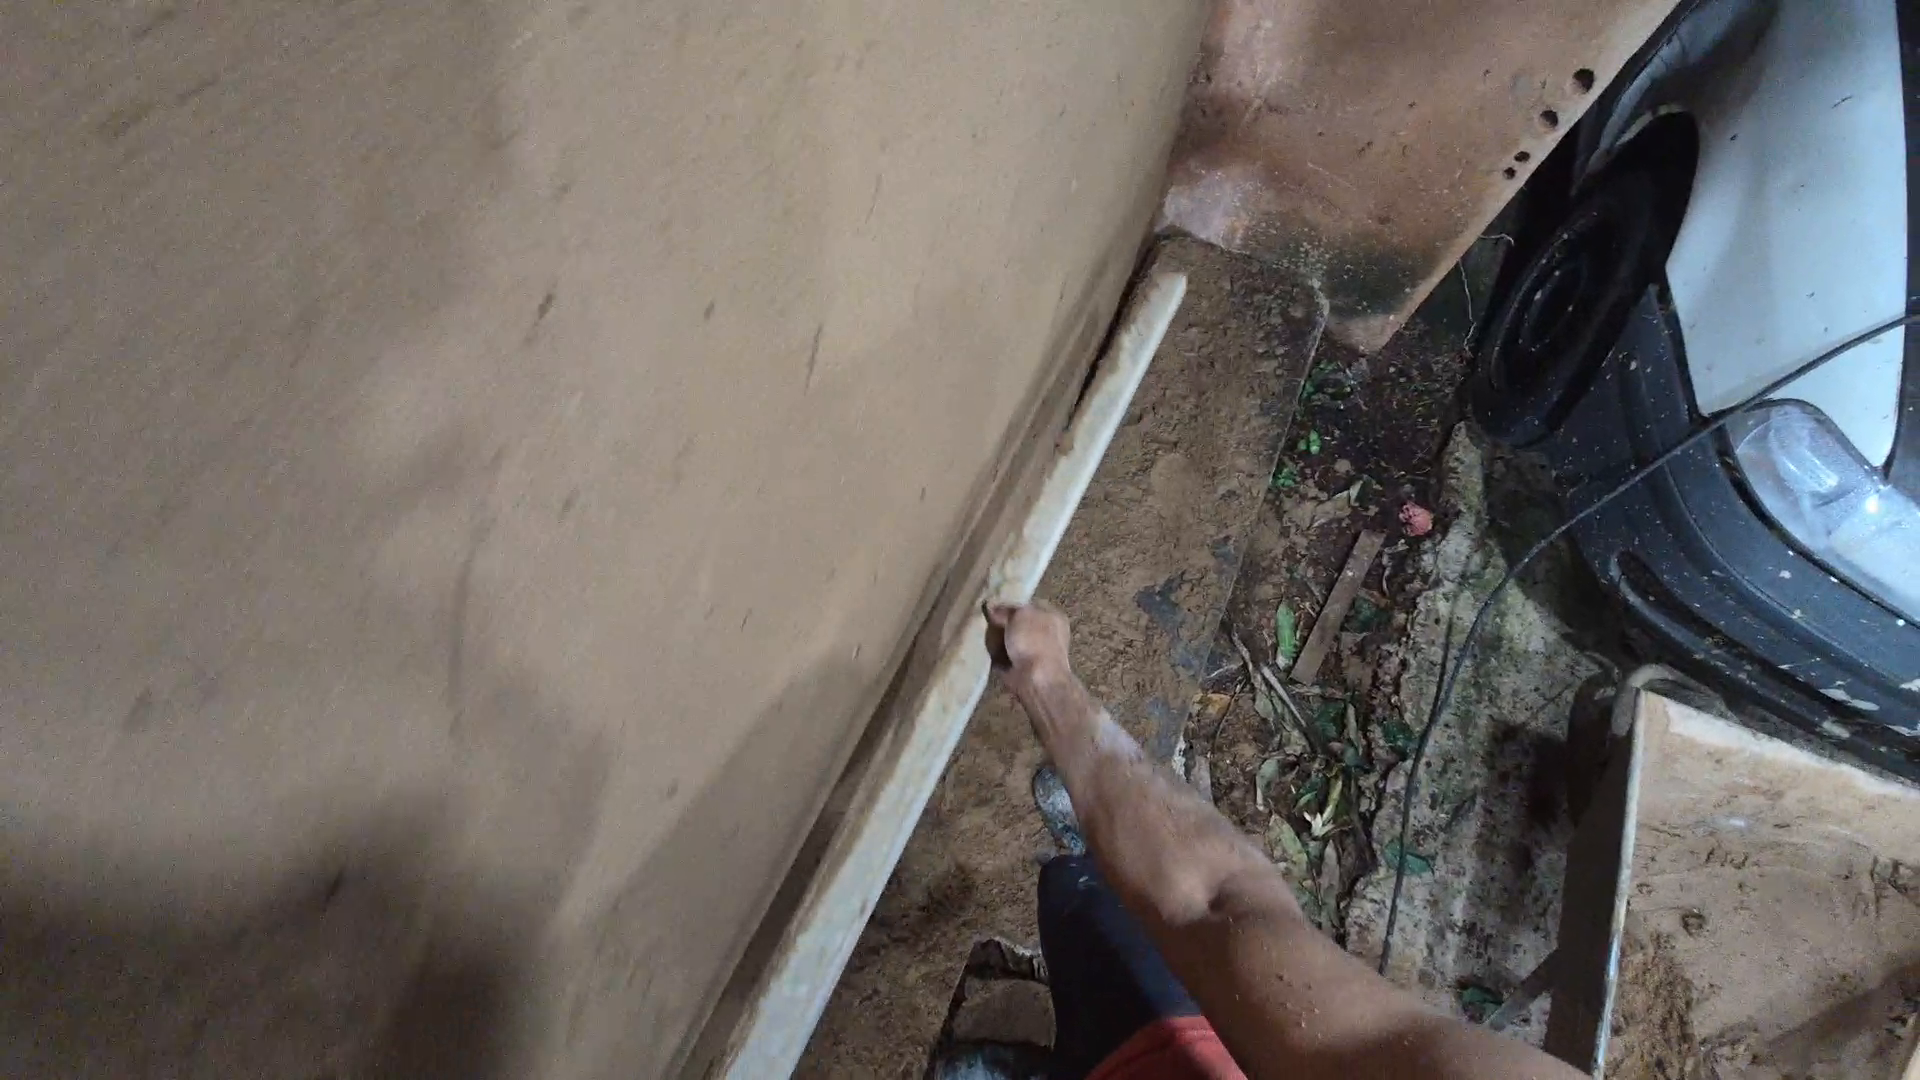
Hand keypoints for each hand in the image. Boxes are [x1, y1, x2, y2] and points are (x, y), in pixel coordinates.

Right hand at [985, 601, 1074, 704]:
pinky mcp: (1022, 667)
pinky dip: (996, 655)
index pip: (1029, 604)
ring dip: (997, 639)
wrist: (1037, 679)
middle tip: (989, 622)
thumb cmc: (1034, 640)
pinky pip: (1004, 655)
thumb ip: (1006, 608)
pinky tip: (989, 652)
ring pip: (1009, 639)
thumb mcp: (1020, 614)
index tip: (994, 607)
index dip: (1011, 604)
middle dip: (1002, 623)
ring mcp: (1035, 652)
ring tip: (988, 638)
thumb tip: (991, 607)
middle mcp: (1046, 633)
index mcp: (1052, 616)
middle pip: (1017, 623)